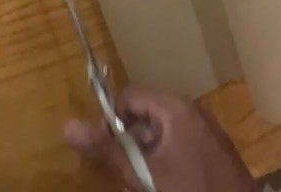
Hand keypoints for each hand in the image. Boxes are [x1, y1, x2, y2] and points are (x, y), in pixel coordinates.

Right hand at [65, 87, 259, 191]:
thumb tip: (68, 125)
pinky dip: (164, 168)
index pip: (130, 97)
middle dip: (128, 148)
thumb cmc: (191, 190)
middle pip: (145, 119)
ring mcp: (204, 132)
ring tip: (140, 185)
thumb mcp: (144, 175)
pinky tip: (162, 187)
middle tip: (123, 178)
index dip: (111, 121)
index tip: (104, 151)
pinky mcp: (212, 153)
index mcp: (175, 108)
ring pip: (160, 139)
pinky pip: (178, 150)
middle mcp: (191, 112)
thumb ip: (108, 151)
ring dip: (145, 162)